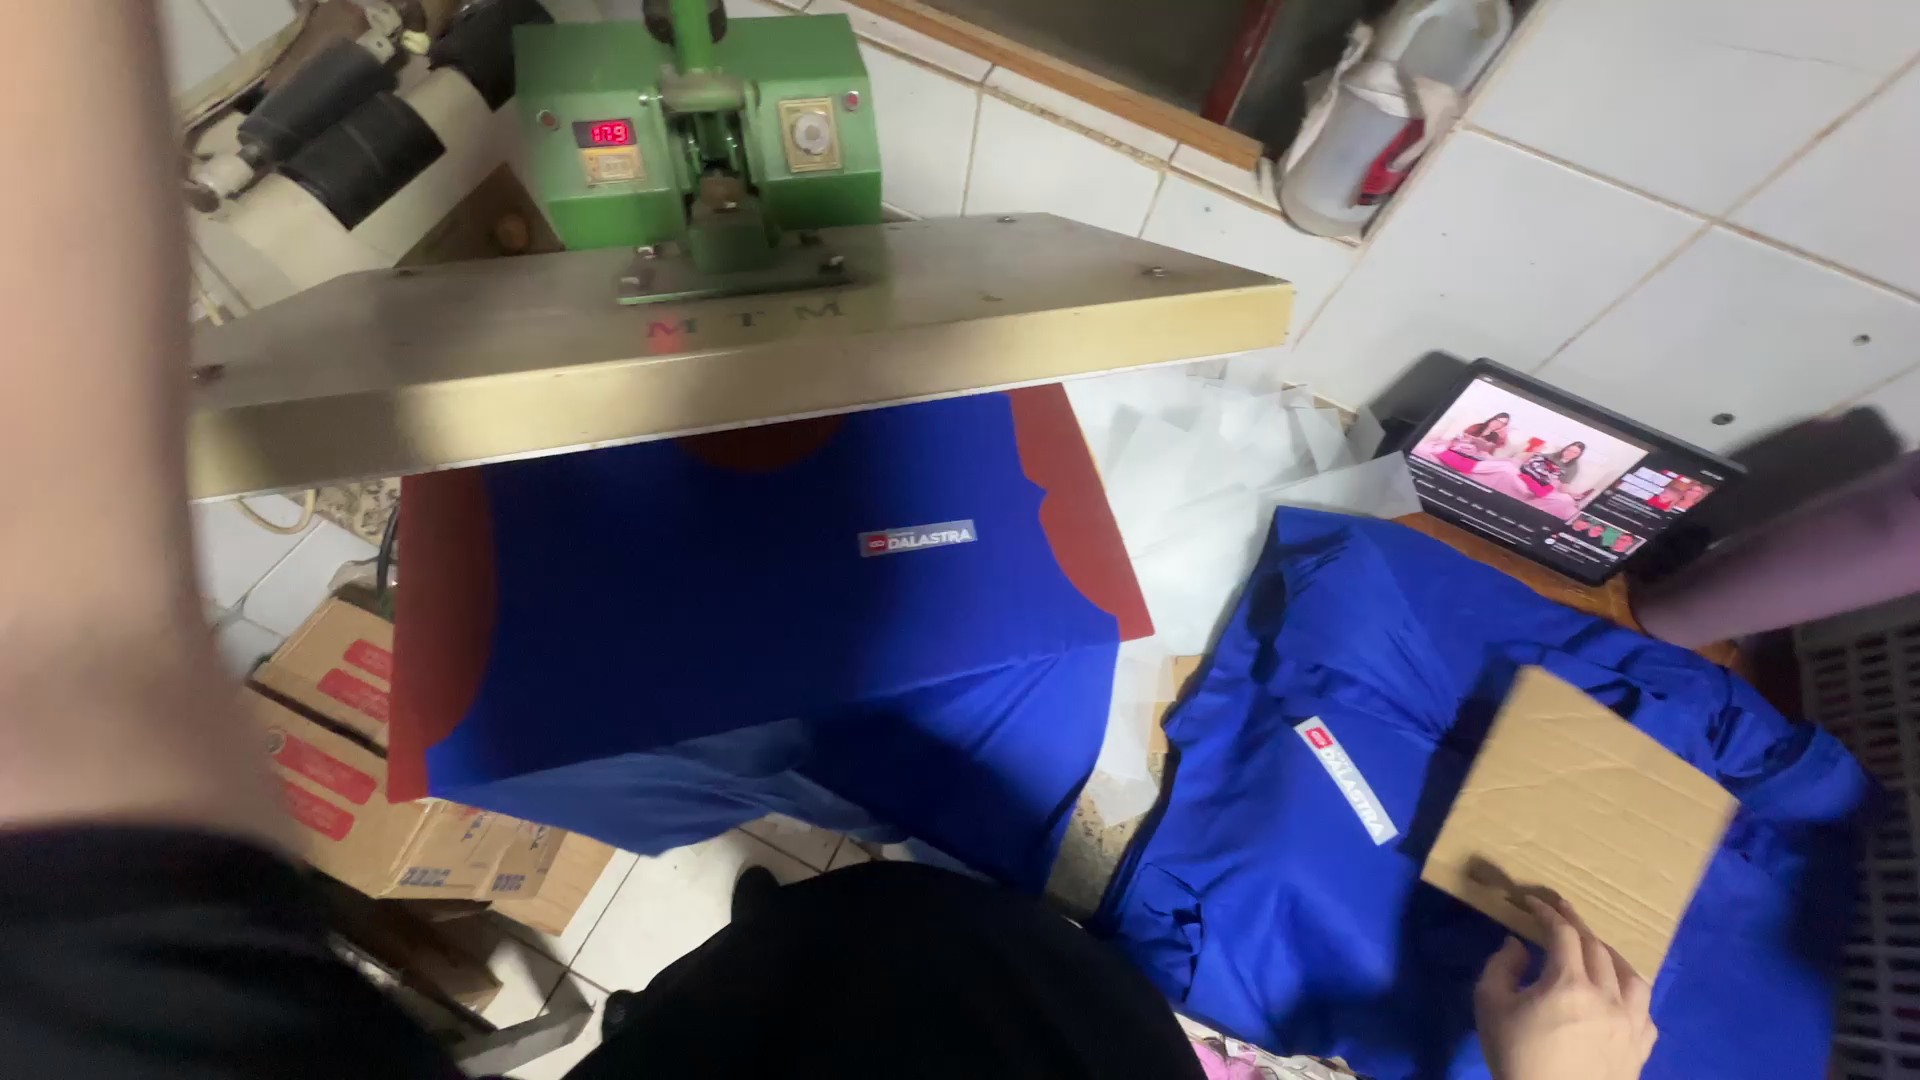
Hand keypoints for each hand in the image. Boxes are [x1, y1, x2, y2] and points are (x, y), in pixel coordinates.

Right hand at [1474, 896, 1657, 1079]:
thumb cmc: (1514, 1053)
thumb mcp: (1490, 1002)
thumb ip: (1502, 966)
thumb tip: (1518, 945)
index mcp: (1568, 984)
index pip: (1563, 934)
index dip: (1547, 912)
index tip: (1531, 902)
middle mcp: (1606, 999)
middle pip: (1598, 949)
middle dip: (1576, 924)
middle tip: (1559, 911)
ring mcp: (1630, 1026)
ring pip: (1631, 977)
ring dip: (1610, 954)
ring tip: (1594, 948)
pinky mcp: (1640, 1050)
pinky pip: (1645, 1011)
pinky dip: (1630, 991)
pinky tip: (1616, 993)